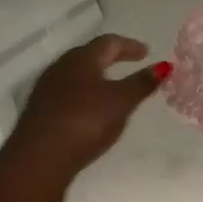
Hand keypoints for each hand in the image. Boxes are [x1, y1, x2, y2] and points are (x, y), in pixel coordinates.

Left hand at [5, 34, 160, 177]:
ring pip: (75, 74)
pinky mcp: (38, 110)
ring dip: (95, 76)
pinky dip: (83, 93)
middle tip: (129, 63)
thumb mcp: (122, 102)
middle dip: (110, 57)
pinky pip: (66, 92)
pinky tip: (89, 108)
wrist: (38, 158)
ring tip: (111, 86)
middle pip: (89, 55)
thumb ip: (142, 83)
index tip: (146, 52)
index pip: (109, 42)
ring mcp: (46, 89)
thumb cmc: (85, 121)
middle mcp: (61, 67)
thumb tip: (164, 65)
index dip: (130, 46)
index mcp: (82, 59)